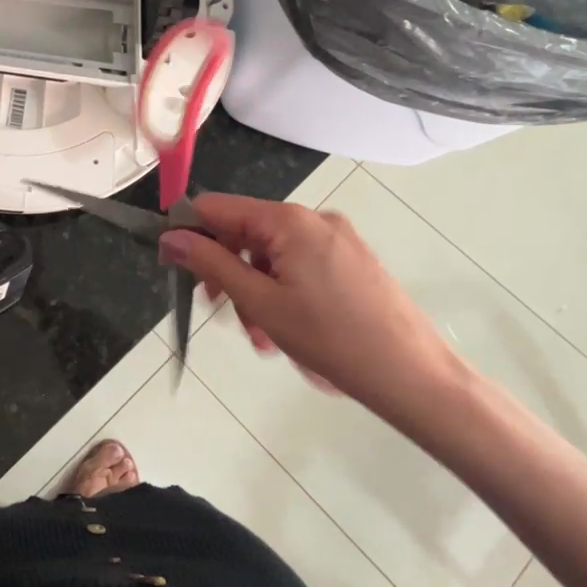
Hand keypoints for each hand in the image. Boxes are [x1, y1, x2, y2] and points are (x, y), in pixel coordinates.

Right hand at [163, 193, 467, 412]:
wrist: (417, 379)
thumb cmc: (332, 339)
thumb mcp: (259, 302)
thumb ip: (210, 263)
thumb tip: (169, 237)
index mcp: (288, 220)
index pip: (216, 207)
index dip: (189, 233)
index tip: (177, 270)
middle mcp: (314, 219)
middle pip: (245, 232)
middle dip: (227, 272)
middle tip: (224, 314)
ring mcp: (339, 240)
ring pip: (272, 255)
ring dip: (255, 291)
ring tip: (263, 337)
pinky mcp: (354, 262)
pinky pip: (300, 266)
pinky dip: (283, 292)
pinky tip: (288, 331)